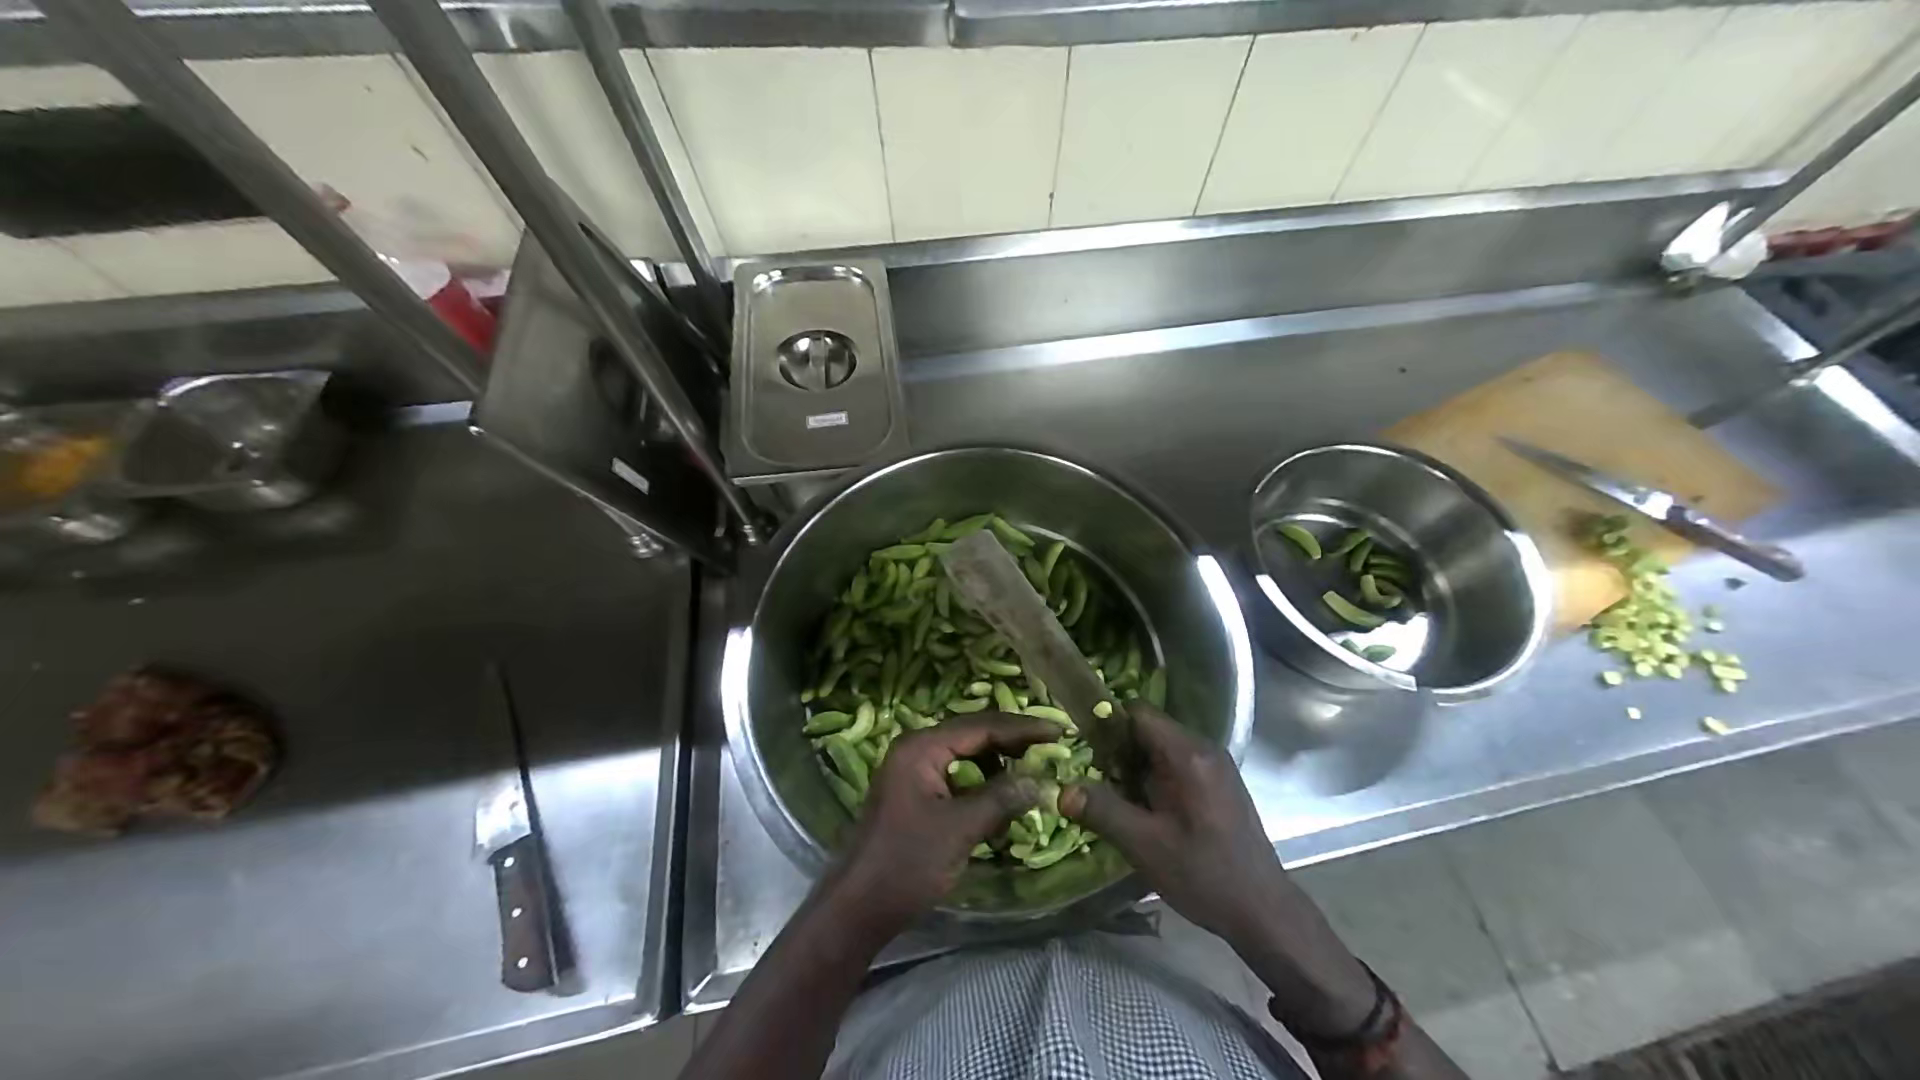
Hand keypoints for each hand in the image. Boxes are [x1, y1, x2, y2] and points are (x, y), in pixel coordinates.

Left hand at [827, 713, 1055, 933]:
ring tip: (1032, 775)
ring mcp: (914, 771)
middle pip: (974, 734)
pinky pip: (957, 777)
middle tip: (1053, 746)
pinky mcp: (917, 794)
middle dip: (1013, 742)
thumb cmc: (906, 863)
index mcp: (921, 747)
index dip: (1023, 728)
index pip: (981, 726)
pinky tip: (1003, 802)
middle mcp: (916, 749)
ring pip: (967, 756)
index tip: (1059, 732)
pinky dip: (982, 786)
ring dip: (999, 765)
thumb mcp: (959, 829)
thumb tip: (1042, 782)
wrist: (860, 906)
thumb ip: (1002, 799)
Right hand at [1062, 703, 1374, 1034]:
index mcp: (1189, 755)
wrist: (1264, 912)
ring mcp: (1215, 767)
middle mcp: (1205, 750)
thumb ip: (1102, 811)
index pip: (1138, 712)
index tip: (1083, 748)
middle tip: (1093, 778)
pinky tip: (1142, 810)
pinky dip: (1153, 778)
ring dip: (1134, 766)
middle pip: (1149, 729)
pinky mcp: (1219, 785)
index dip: (1107, 724)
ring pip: (1160, 748)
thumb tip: (1061, 790)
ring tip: (1112, 796)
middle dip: (1117, 749)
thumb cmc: (1205, 875)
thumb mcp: (1145, 845)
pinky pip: (1176, 765)